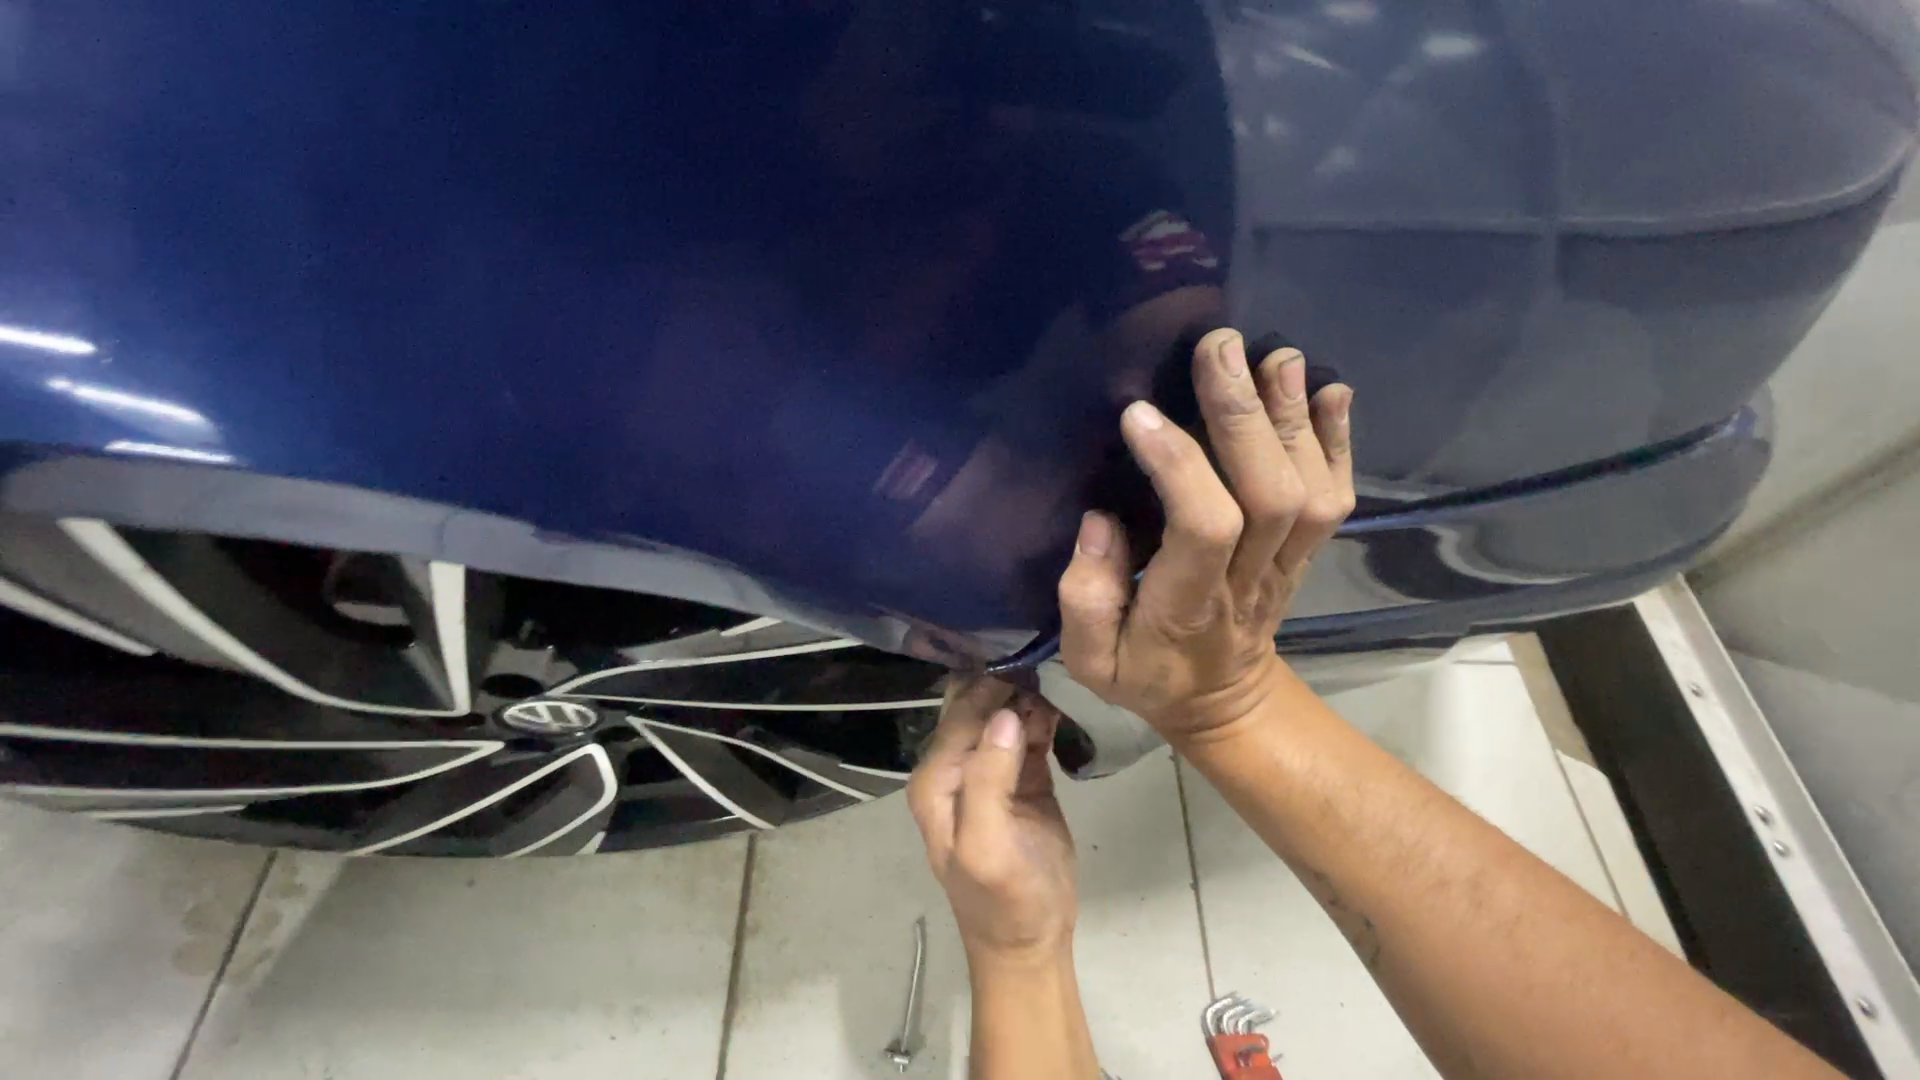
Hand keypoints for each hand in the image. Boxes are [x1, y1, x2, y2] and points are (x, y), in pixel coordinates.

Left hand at [907, 675, 1076, 960]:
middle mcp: (956, 767)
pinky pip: (1029, 734)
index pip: (960, 715)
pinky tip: (1060, 707)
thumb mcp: (988, 846)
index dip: (990, 686)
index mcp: (936, 779)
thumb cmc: (1003, 900)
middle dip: (1006, 682)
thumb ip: (989, 779)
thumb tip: (1006, 715)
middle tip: (1043, 658)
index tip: (1026, 656)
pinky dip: (1043, 717)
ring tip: (1056, 681)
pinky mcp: (1022, 777)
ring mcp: (990, 770)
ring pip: (1005, 715)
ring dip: (1028, 697)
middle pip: (977, 707)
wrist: (1031, 942)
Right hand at [1057, 328, 1354, 743]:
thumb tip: (1099, 520)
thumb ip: (1085, 598)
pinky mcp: (1304, 553)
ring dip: (1294, 419)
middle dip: (1244, 417)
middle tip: (1218, 349)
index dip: (1180, 467)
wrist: (1224, 703)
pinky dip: (1338, 442)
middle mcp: (1249, 580)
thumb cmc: (1149, 675)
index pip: (1202, 527)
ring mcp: (1286, 565)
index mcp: (1187, 604)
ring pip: (1308, 491)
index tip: (1142, 414)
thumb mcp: (1092, 661)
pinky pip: (1335, 498)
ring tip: (1275, 357)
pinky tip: (1330, 392)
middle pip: (1268, 494)